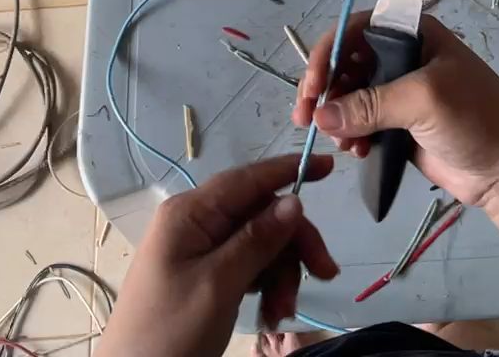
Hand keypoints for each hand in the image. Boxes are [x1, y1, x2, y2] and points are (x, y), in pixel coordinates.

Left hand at [99, 155, 339, 356]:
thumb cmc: (169, 332)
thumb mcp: (217, 287)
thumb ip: (257, 241)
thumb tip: (293, 200)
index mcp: (191, 213)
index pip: (248, 178)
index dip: (289, 169)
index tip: (329, 165)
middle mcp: (196, 222)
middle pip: (260, 214)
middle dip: (293, 243)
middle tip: (324, 274)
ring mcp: (199, 249)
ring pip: (259, 243)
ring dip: (280, 273)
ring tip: (282, 313)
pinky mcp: (204, 276)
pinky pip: (247, 266)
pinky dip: (265, 286)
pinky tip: (270, 314)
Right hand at [291, 13, 498, 206]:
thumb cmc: (476, 118)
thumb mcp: (423, 100)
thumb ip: (370, 104)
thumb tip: (320, 117)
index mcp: (413, 33)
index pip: (355, 29)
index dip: (327, 52)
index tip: (311, 87)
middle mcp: (402, 57)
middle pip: (346, 62)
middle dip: (324, 89)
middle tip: (306, 119)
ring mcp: (400, 93)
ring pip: (349, 96)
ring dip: (336, 117)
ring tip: (341, 143)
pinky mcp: (398, 126)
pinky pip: (361, 124)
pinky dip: (350, 136)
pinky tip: (354, 152)